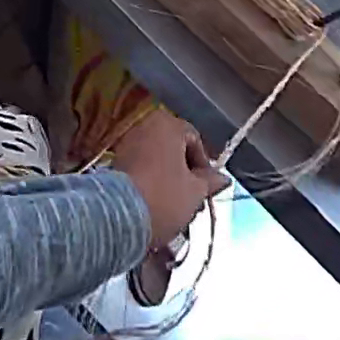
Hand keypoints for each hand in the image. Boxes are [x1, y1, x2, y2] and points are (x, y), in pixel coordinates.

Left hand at [111, 109, 228, 248]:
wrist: (118, 215)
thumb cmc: (164, 197)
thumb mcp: (195, 192)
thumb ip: (210, 181)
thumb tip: (222, 177)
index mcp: (167, 124)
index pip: (195, 139)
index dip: (205, 165)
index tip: (207, 188)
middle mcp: (145, 125)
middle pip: (175, 148)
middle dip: (187, 174)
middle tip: (193, 199)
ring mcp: (128, 141)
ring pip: (158, 158)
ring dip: (170, 179)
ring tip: (176, 206)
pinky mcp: (116, 160)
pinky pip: (142, 166)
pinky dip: (152, 180)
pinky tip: (156, 203)